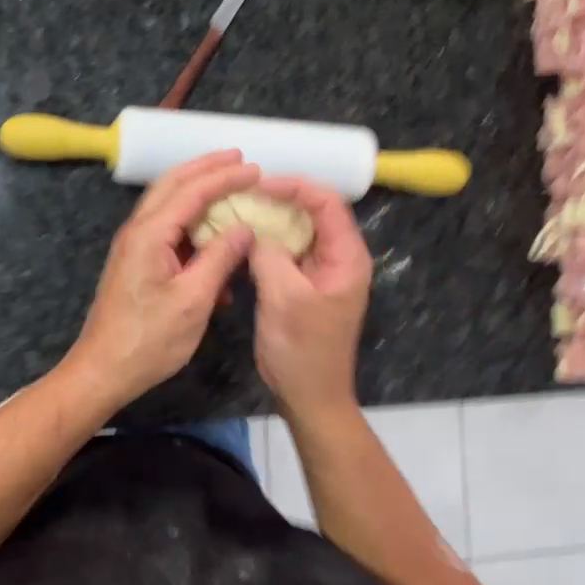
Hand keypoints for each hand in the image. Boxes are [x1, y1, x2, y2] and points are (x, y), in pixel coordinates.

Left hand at [60, 151, 259, 409]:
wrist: (103, 370)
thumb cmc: (149, 340)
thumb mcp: (193, 300)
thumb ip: (220, 258)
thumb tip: (245, 228)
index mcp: (149, 234)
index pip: (192, 191)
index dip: (225, 177)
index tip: (256, 168)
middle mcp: (137, 232)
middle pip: (172, 186)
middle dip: (206, 170)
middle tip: (238, 159)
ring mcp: (134, 248)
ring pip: (168, 208)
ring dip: (198, 196)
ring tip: (230, 190)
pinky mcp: (136, 265)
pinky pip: (168, 235)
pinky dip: (192, 231)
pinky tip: (216, 248)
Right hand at [246, 177, 372, 419]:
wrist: (310, 398)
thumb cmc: (303, 352)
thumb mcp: (284, 299)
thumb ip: (269, 256)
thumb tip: (254, 232)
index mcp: (346, 257)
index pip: (326, 202)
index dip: (294, 186)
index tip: (258, 185)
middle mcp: (338, 258)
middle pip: (314, 211)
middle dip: (280, 197)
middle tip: (243, 194)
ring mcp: (321, 272)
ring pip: (298, 230)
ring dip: (271, 218)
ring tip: (238, 209)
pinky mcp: (304, 285)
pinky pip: (287, 251)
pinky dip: (267, 241)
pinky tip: (243, 239)